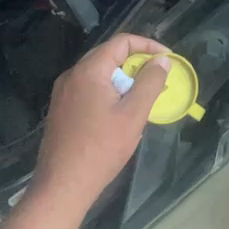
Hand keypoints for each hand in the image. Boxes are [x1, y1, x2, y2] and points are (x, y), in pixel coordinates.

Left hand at [30, 33, 172, 212]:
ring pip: (99, 73)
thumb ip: (150, 82)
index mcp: (89, 71)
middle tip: (157, 79)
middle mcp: (72, 75)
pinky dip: (109, 91)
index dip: (148, 45)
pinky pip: (89, 88)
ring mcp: (63, 93)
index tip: (167, 59)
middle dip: (137, 62)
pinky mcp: (61, 110)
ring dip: (123, 79)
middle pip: (109, 55)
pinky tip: (119, 113)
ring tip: (141, 98)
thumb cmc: (101, 148)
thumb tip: (162, 60)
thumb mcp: (133, 114)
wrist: (61, 187)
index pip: (122, 42)